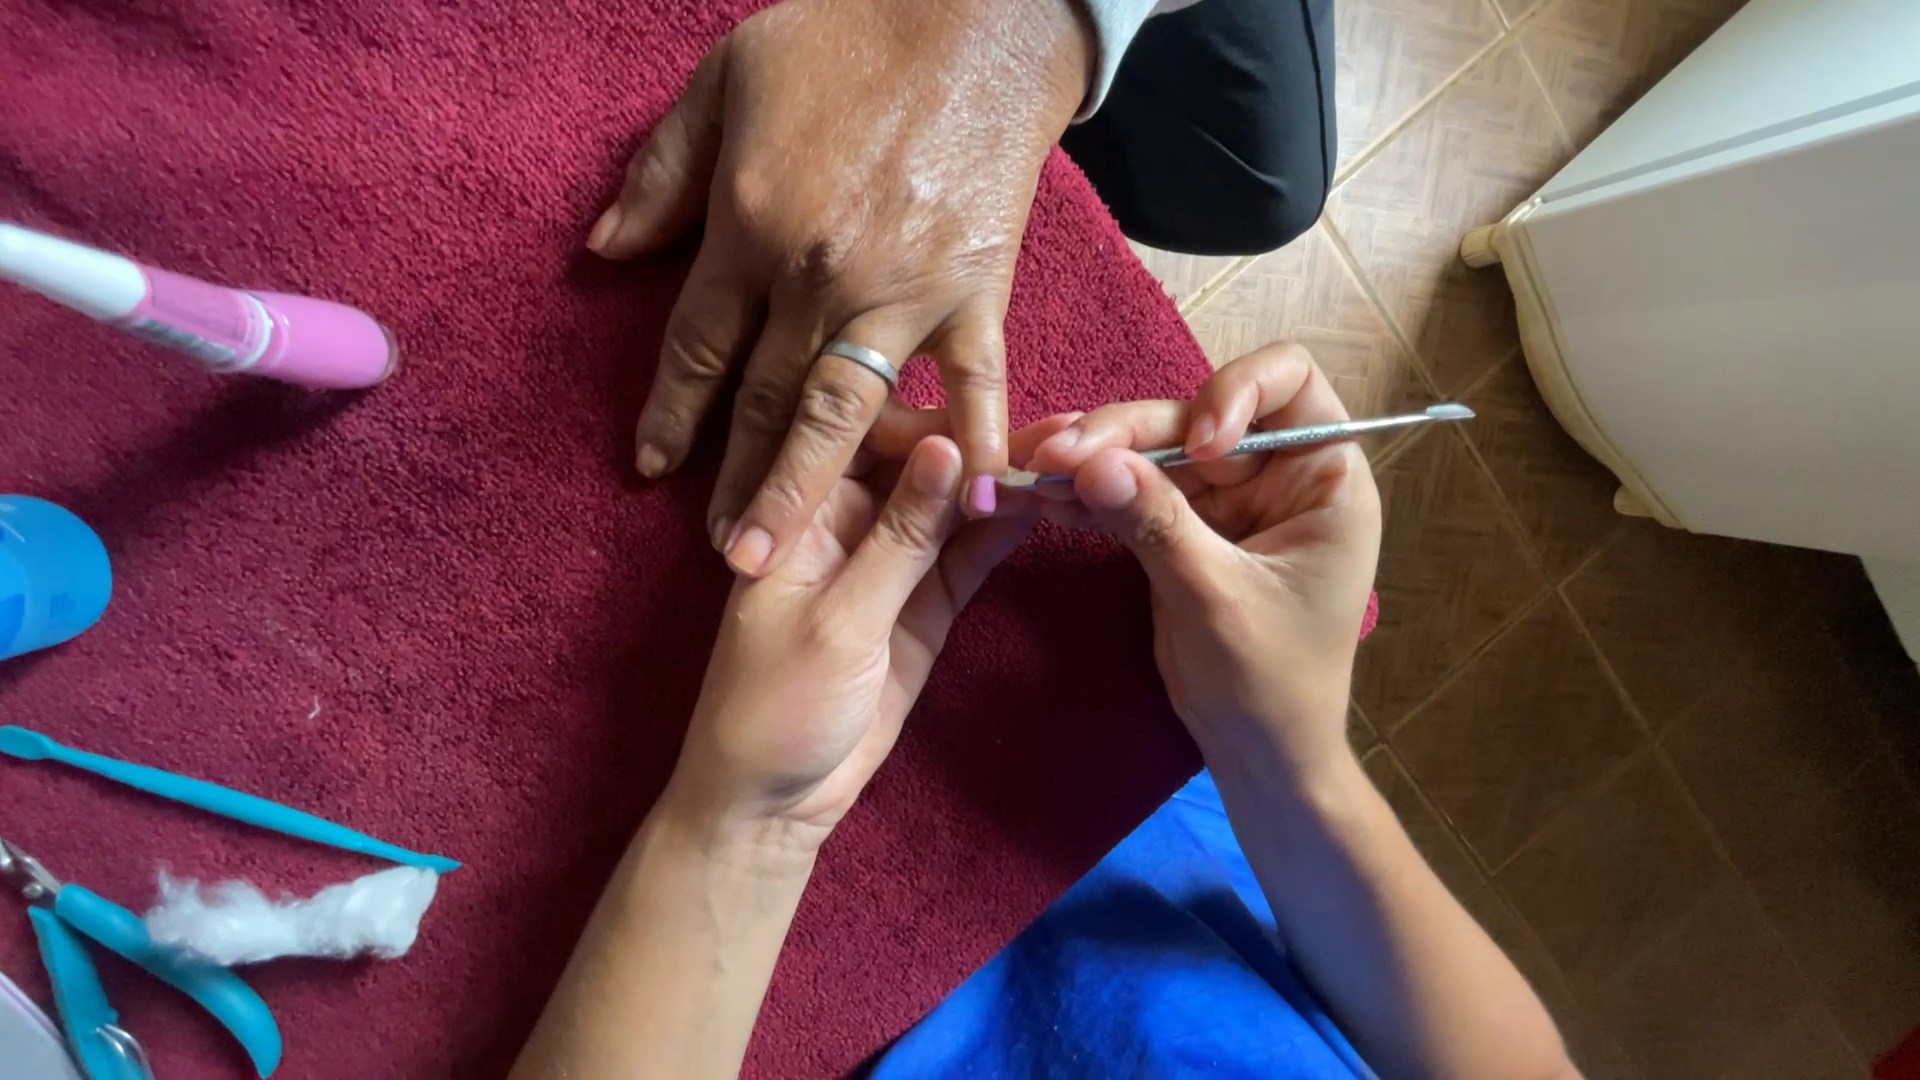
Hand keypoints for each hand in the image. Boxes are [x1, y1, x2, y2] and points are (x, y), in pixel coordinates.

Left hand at [589, 0, 1092, 579]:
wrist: (975, 15)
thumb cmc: (847, 41)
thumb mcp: (726, 78)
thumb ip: (661, 172)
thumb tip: (604, 251)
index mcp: (753, 227)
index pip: (697, 346)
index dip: (671, 413)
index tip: (654, 469)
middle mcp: (820, 279)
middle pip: (766, 403)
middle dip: (738, 484)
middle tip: (725, 554)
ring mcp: (903, 297)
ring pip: (846, 415)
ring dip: (809, 493)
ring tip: (786, 556)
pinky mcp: (976, 299)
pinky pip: (974, 388)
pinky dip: (972, 447)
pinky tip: (964, 508)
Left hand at [667, 417, 1073, 841]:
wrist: (776, 800)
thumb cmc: (779, 704)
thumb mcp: (841, 617)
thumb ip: (900, 536)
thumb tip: (948, 447)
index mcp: (804, 513)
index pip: (865, 439)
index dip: (927, 419)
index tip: (990, 408)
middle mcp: (849, 526)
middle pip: (919, 472)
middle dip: (977, 451)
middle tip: (1052, 434)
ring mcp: (891, 566)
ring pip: (948, 513)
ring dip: (997, 492)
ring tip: (1062, 465)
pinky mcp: (922, 605)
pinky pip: (963, 560)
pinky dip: (996, 538)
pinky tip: (1038, 510)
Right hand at [1016, 343, 1381, 782]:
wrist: (1256, 752)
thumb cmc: (1270, 682)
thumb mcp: (1216, 598)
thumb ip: (1157, 524)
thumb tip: (1091, 462)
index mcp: (1320, 477)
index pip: (1287, 381)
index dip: (1234, 393)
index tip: (1196, 446)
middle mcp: (1269, 473)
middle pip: (1190, 418)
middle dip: (1122, 435)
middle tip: (1052, 455)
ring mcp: (1218, 500)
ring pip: (1147, 453)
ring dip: (1088, 460)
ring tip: (1029, 471)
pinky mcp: (1176, 527)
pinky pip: (1127, 494)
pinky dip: (1086, 495)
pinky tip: (1040, 498)